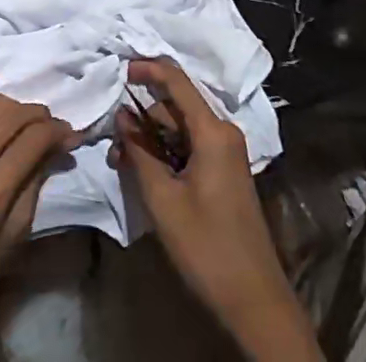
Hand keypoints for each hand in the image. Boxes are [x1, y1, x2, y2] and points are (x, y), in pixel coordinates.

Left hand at [0, 95, 72, 361]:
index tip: (74, 136)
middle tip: (58, 131)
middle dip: (43, 116)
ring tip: (33, 127)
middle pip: (14, 115)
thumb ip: (36, 181)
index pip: (33, 138)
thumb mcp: (15, 235)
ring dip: (19, 110)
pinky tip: (6, 126)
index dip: (59, 131)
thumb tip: (59, 145)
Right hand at [112, 59, 323, 361]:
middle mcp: (223, 132)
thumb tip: (122, 116)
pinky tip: (143, 171)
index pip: (178, 82)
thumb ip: (140, 152)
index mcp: (213, 131)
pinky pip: (190, 147)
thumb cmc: (205, 244)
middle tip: (113, 144)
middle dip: (143, 117)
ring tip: (122, 162)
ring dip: (151, 138)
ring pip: (181, 129)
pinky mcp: (223, 171)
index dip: (149, 70)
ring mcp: (226, 152)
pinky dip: (166, 153)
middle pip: (177, 107)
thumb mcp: (163, 198)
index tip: (120, 70)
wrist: (252, 296)